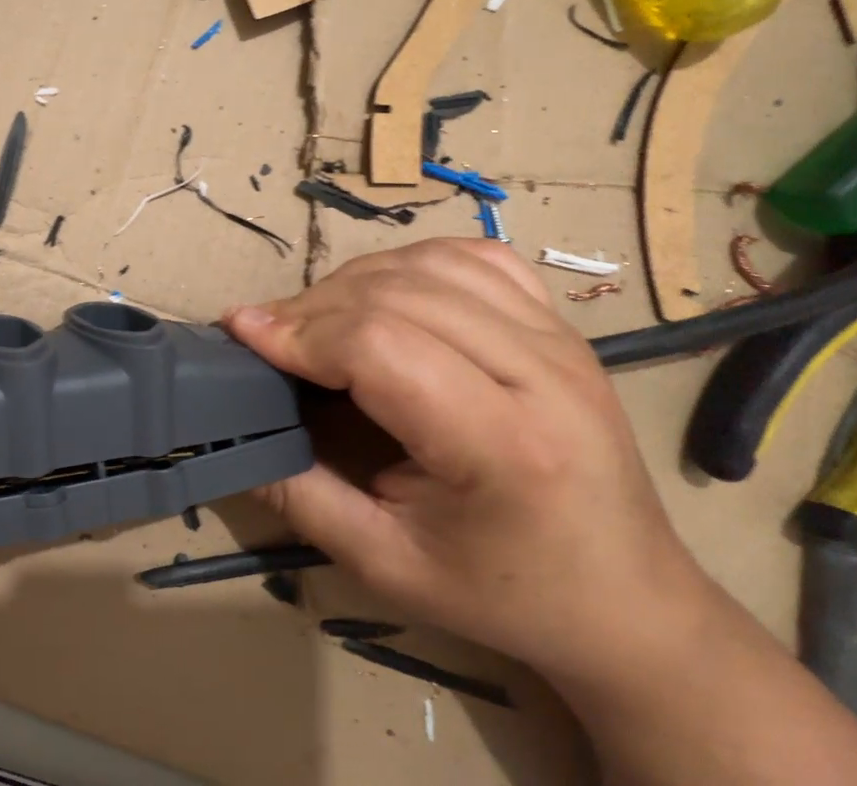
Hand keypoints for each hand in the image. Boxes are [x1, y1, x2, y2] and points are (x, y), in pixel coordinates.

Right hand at [223, 239, 719, 678]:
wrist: (625, 598)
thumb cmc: (501, 590)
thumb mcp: (383, 562)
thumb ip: (300, 495)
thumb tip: (231, 431)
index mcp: (504, 443)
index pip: (381, 345)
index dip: (299, 332)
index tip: (239, 335)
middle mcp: (543, 373)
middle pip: (397, 294)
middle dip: (310, 307)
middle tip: (263, 338)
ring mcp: (561, 340)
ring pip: (429, 265)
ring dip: (352, 282)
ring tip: (312, 322)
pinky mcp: (561, 328)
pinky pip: (472, 260)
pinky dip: (409, 264)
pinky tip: (381, 297)